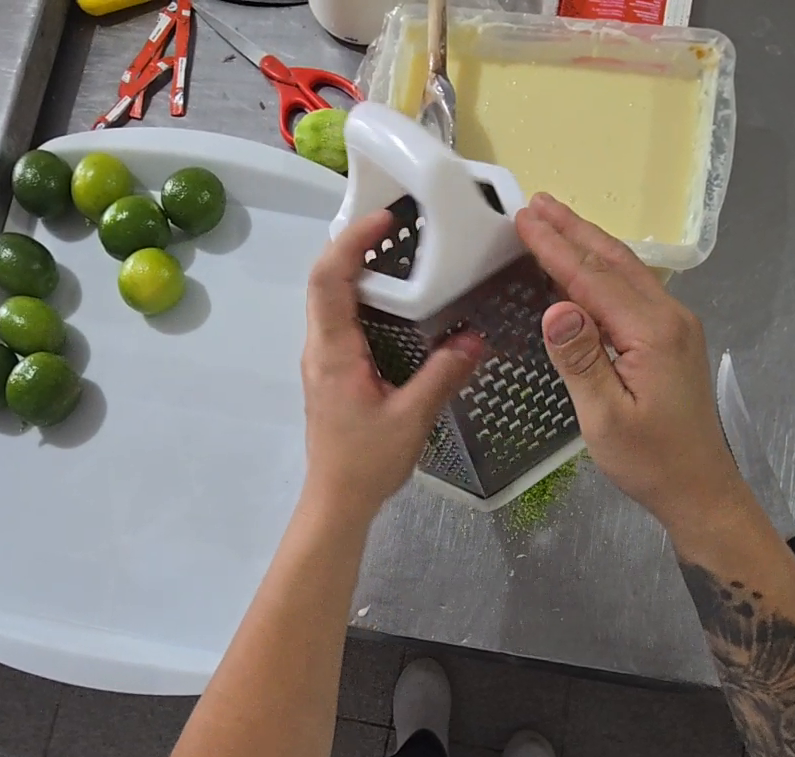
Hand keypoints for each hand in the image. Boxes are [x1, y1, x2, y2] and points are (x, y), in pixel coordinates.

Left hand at [299, 209, 486, 523]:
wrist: (337, 500)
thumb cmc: (366, 462)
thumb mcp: (411, 418)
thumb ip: (442, 375)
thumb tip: (474, 339)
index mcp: (333, 353)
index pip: (328, 279)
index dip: (351, 242)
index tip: (383, 218)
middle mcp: (319, 349)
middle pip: (325, 281)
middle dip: (355, 246)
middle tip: (397, 227)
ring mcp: (322, 361)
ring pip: (331, 302)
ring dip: (359, 272)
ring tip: (400, 255)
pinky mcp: (332, 374)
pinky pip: (342, 323)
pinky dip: (364, 301)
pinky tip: (398, 306)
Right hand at [514, 194, 747, 538]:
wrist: (698, 488)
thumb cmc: (649, 461)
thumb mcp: (605, 417)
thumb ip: (581, 360)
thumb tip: (556, 309)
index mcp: (651, 332)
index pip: (593, 279)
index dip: (555, 248)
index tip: (524, 220)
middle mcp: (669, 317)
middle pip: (614, 262)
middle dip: (573, 230)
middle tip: (536, 204)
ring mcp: (675, 327)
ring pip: (627, 273)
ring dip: (589, 245)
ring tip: (555, 222)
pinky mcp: (672, 340)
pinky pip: (633, 292)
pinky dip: (603, 270)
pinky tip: (586, 270)